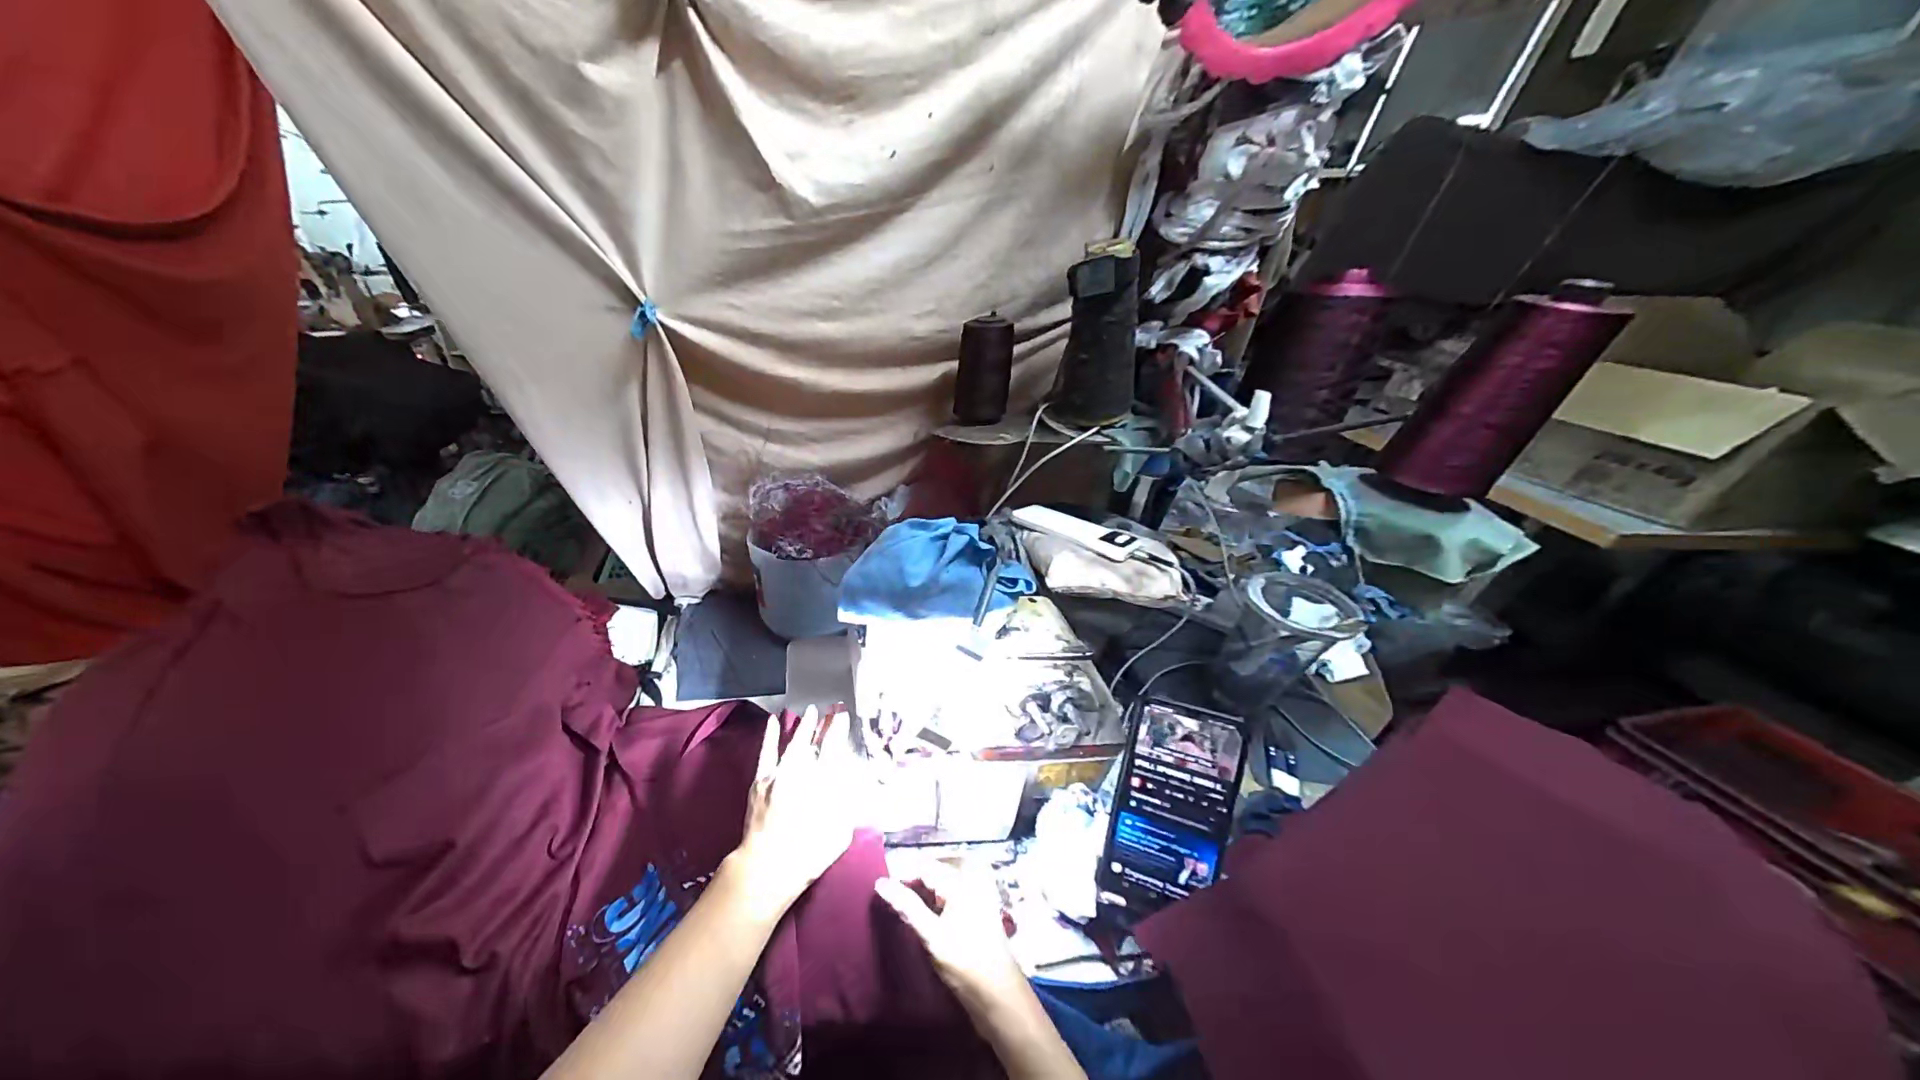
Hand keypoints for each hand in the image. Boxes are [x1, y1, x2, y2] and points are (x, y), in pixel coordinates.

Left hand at [728, 706, 860, 914]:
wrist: (768, 867)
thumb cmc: (810, 854)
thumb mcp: (841, 829)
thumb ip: (847, 802)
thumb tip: (850, 782)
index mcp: (824, 782)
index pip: (834, 747)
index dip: (839, 729)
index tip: (843, 715)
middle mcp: (802, 772)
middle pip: (815, 740)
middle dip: (825, 723)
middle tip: (833, 708)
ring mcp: (778, 774)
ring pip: (793, 743)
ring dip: (803, 726)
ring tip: (810, 711)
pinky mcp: (760, 781)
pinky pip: (767, 753)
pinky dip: (771, 737)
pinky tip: (774, 722)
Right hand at [875, 864, 1026, 1008]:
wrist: (998, 989)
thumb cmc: (964, 961)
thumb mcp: (931, 934)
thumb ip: (906, 905)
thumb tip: (880, 882)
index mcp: (963, 877)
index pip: (924, 865)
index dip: (902, 875)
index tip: (884, 888)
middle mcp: (975, 874)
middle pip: (938, 864)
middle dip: (919, 875)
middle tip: (899, 893)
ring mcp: (984, 885)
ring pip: (949, 870)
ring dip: (932, 880)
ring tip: (916, 898)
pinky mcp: (987, 897)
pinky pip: (961, 879)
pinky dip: (946, 886)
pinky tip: (937, 904)